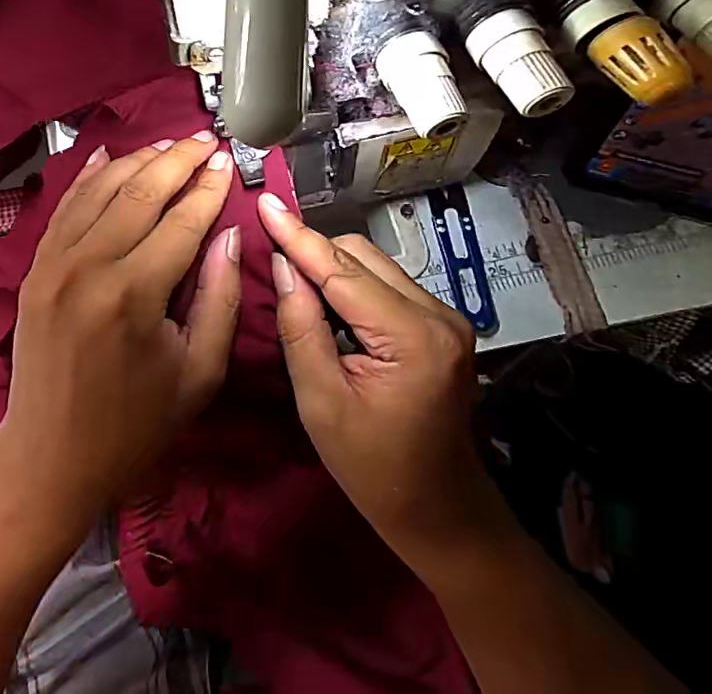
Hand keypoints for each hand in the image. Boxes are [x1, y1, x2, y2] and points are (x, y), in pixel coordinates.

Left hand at [0, 132, 242, 527]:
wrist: (51, 457)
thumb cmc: (134, 425)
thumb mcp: (198, 372)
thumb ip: (219, 299)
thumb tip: (229, 235)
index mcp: (133, 295)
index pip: (181, 221)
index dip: (209, 189)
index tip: (228, 164)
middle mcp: (88, 268)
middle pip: (140, 192)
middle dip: (178, 160)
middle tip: (205, 140)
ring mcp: (54, 265)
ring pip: (100, 190)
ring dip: (138, 161)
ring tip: (169, 144)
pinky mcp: (36, 270)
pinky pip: (65, 208)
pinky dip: (88, 178)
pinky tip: (108, 155)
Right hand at [256, 192, 505, 570]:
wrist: (438, 508)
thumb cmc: (372, 468)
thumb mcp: (320, 402)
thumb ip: (301, 327)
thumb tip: (284, 265)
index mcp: (412, 337)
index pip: (343, 270)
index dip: (298, 235)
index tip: (265, 203)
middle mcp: (439, 314)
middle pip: (362, 256)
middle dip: (313, 252)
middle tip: (269, 258)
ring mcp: (446, 316)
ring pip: (375, 264)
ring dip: (331, 267)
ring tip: (293, 283)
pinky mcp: (442, 323)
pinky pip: (386, 284)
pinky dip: (351, 285)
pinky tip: (327, 303)